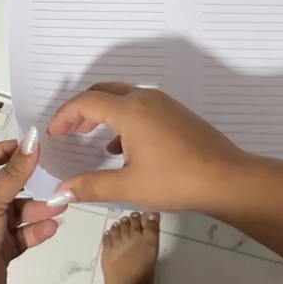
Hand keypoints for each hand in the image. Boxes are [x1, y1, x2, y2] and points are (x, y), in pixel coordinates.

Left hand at [0, 134, 64, 283]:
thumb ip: (14, 172)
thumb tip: (33, 140)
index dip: (6, 150)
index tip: (33, 146)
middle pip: (6, 185)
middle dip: (30, 182)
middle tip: (56, 175)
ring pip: (18, 211)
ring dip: (38, 208)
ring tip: (61, 205)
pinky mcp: (2, 250)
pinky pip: (23, 234)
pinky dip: (37, 230)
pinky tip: (53, 227)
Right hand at [47, 84, 253, 212]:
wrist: (228, 180)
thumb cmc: (177, 181)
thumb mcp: (128, 187)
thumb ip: (90, 185)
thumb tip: (61, 191)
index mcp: (129, 111)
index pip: (85, 102)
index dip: (64, 116)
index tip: (54, 133)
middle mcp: (144, 99)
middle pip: (102, 92)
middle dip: (81, 110)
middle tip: (67, 131)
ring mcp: (163, 104)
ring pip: (122, 98)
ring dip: (102, 113)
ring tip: (89, 138)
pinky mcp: (176, 113)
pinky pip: (139, 107)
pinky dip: (122, 119)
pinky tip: (121, 149)